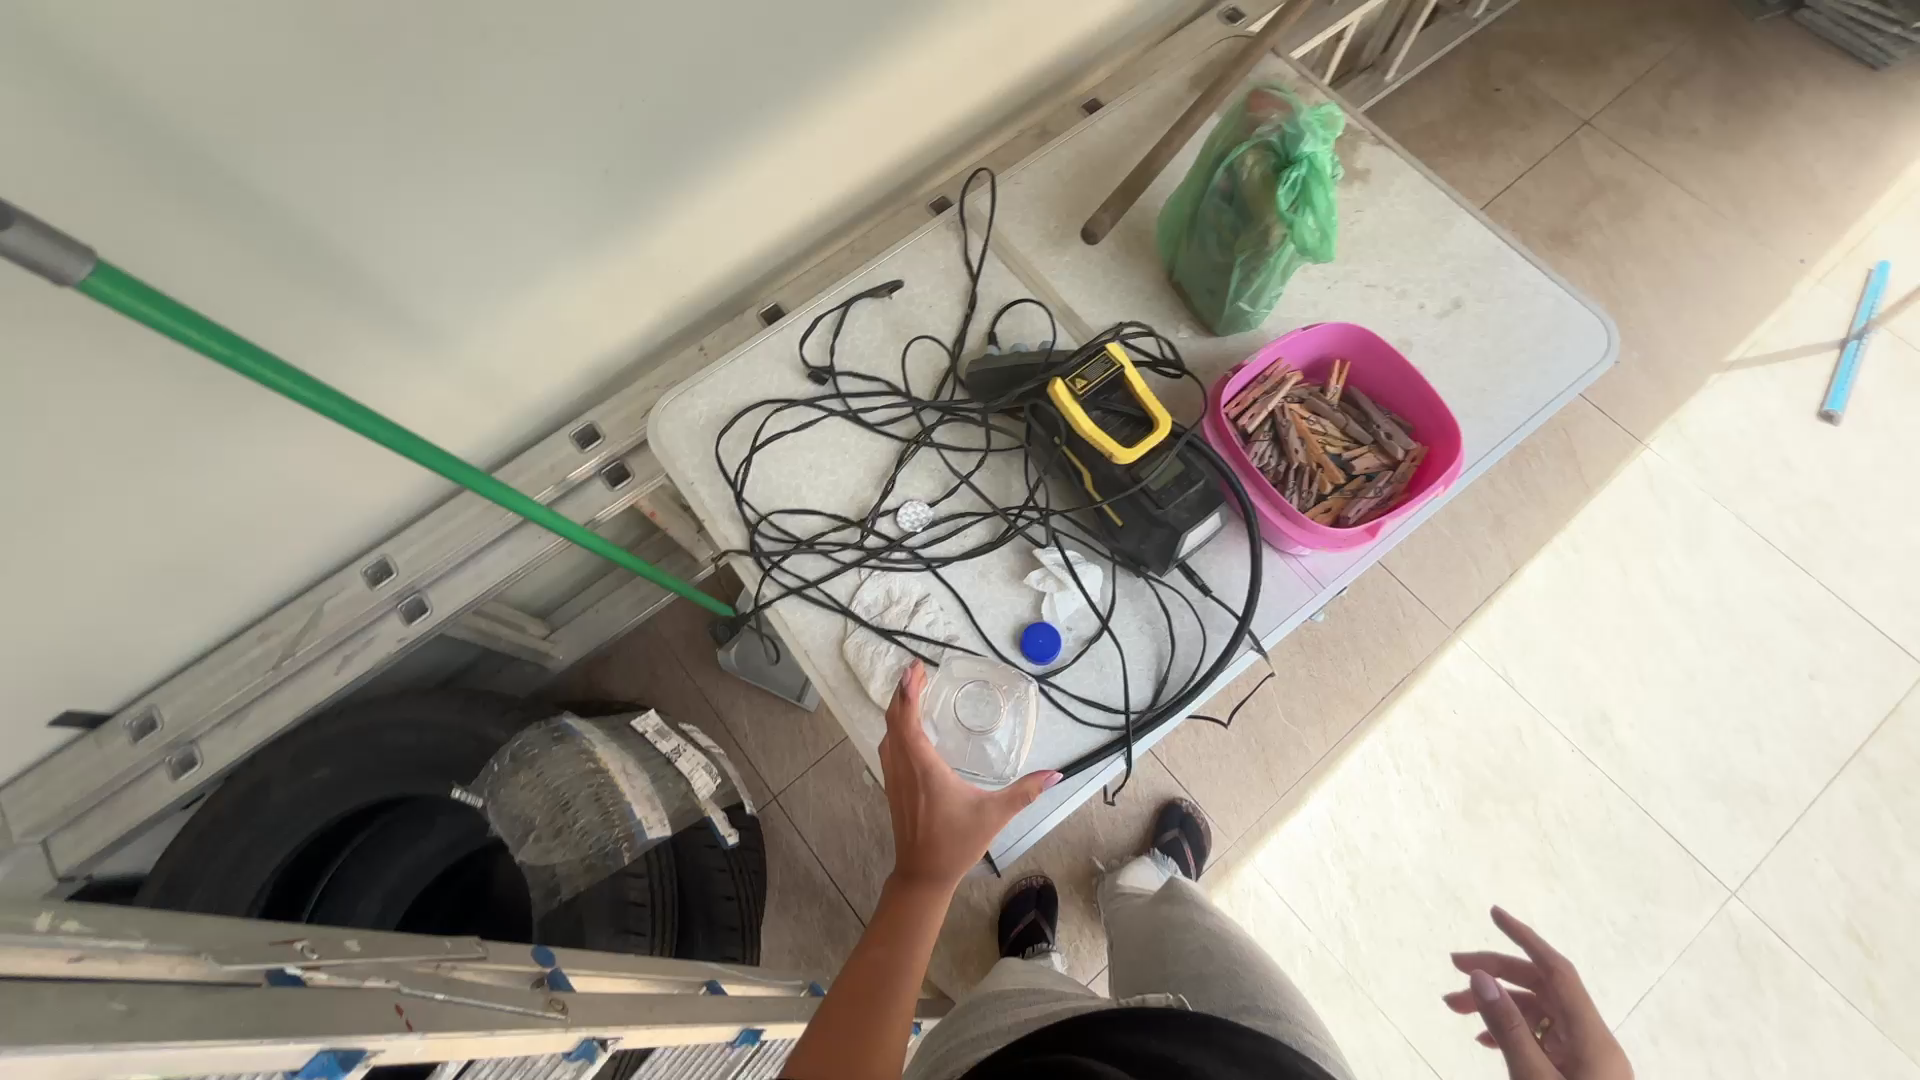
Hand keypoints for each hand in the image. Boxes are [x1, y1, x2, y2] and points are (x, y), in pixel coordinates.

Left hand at [878, 661, 1060, 891]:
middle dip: (903, 691)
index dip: (909, 692)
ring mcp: (894, 777)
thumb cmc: (956, 844)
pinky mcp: (892, 786)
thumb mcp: (994, 816)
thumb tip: (1055, 774)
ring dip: (897, 708)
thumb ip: (1025, 792)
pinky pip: (888, 746)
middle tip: (917, 670)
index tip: (916, 669)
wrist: (922, 876)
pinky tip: (907, 727)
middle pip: (894, 720)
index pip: (908, 720)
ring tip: (912, 691)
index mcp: (924, 768)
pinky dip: (895, 727)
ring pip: (888, 732)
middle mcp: (904, 767)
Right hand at [1443, 907, 1632, 1079]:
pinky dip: (1510, 1029)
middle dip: (1497, 971)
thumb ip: (1507, 1028)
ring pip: (1538, 1013)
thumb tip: (1480, 975)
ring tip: (1454, 1009)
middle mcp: (1594, 1043)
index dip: (1524, 938)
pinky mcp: (1578, 1078)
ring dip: (1496, 1004)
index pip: (1556, 970)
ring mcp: (1588, 1063)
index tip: (1492, 912)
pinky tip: (1483, 1041)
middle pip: (1543, 988)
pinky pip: (1542, 1038)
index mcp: (1593, 1039)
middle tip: (1452, 969)